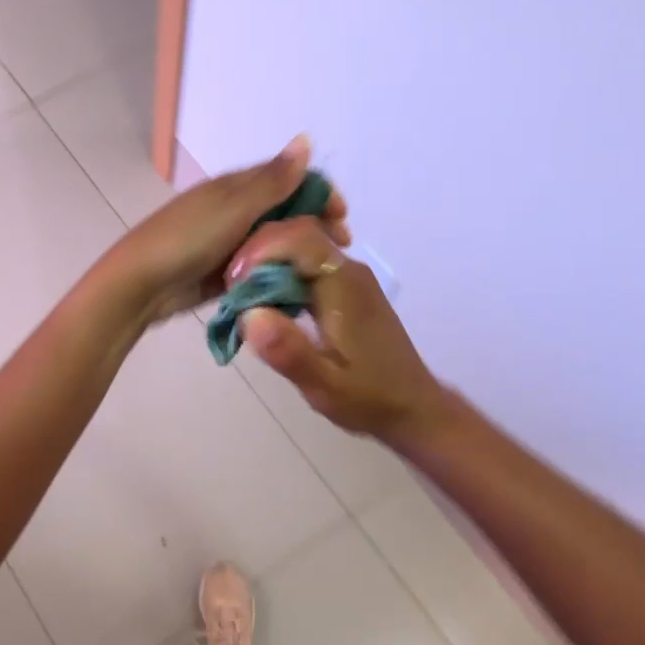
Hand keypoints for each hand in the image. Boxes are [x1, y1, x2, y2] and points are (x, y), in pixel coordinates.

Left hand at [94, 135, 348, 324]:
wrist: (141, 285)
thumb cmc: (187, 239)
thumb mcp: (234, 207)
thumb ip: (272, 181)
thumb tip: (306, 140)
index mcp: (235, 187)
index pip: (288, 179)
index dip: (319, 192)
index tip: (343, 217)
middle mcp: (234, 211)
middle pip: (284, 212)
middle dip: (314, 226)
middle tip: (339, 250)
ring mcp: (227, 244)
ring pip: (273, 243)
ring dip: (298, 252)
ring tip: (322, 271)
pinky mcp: (222, 275)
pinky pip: (258, 270)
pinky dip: (276, 274)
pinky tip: (296, 288)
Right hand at [228, 216, 450, 441]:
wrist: (413, 409)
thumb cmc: (368, 398)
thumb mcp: (324, 386)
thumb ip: (288, 351)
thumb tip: (250, 315)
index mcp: (343, 285)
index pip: (297, 238)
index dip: (258, 251)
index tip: (233, 284)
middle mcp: (349, 271)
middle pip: (296, 236)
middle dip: (257, 255)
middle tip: (231, 293)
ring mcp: (350, 278)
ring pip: (301, 248)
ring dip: (266, 265)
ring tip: (242, 299)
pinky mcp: (347, 290)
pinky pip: (308, 266)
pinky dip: (281, 277)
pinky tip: (266, 306)